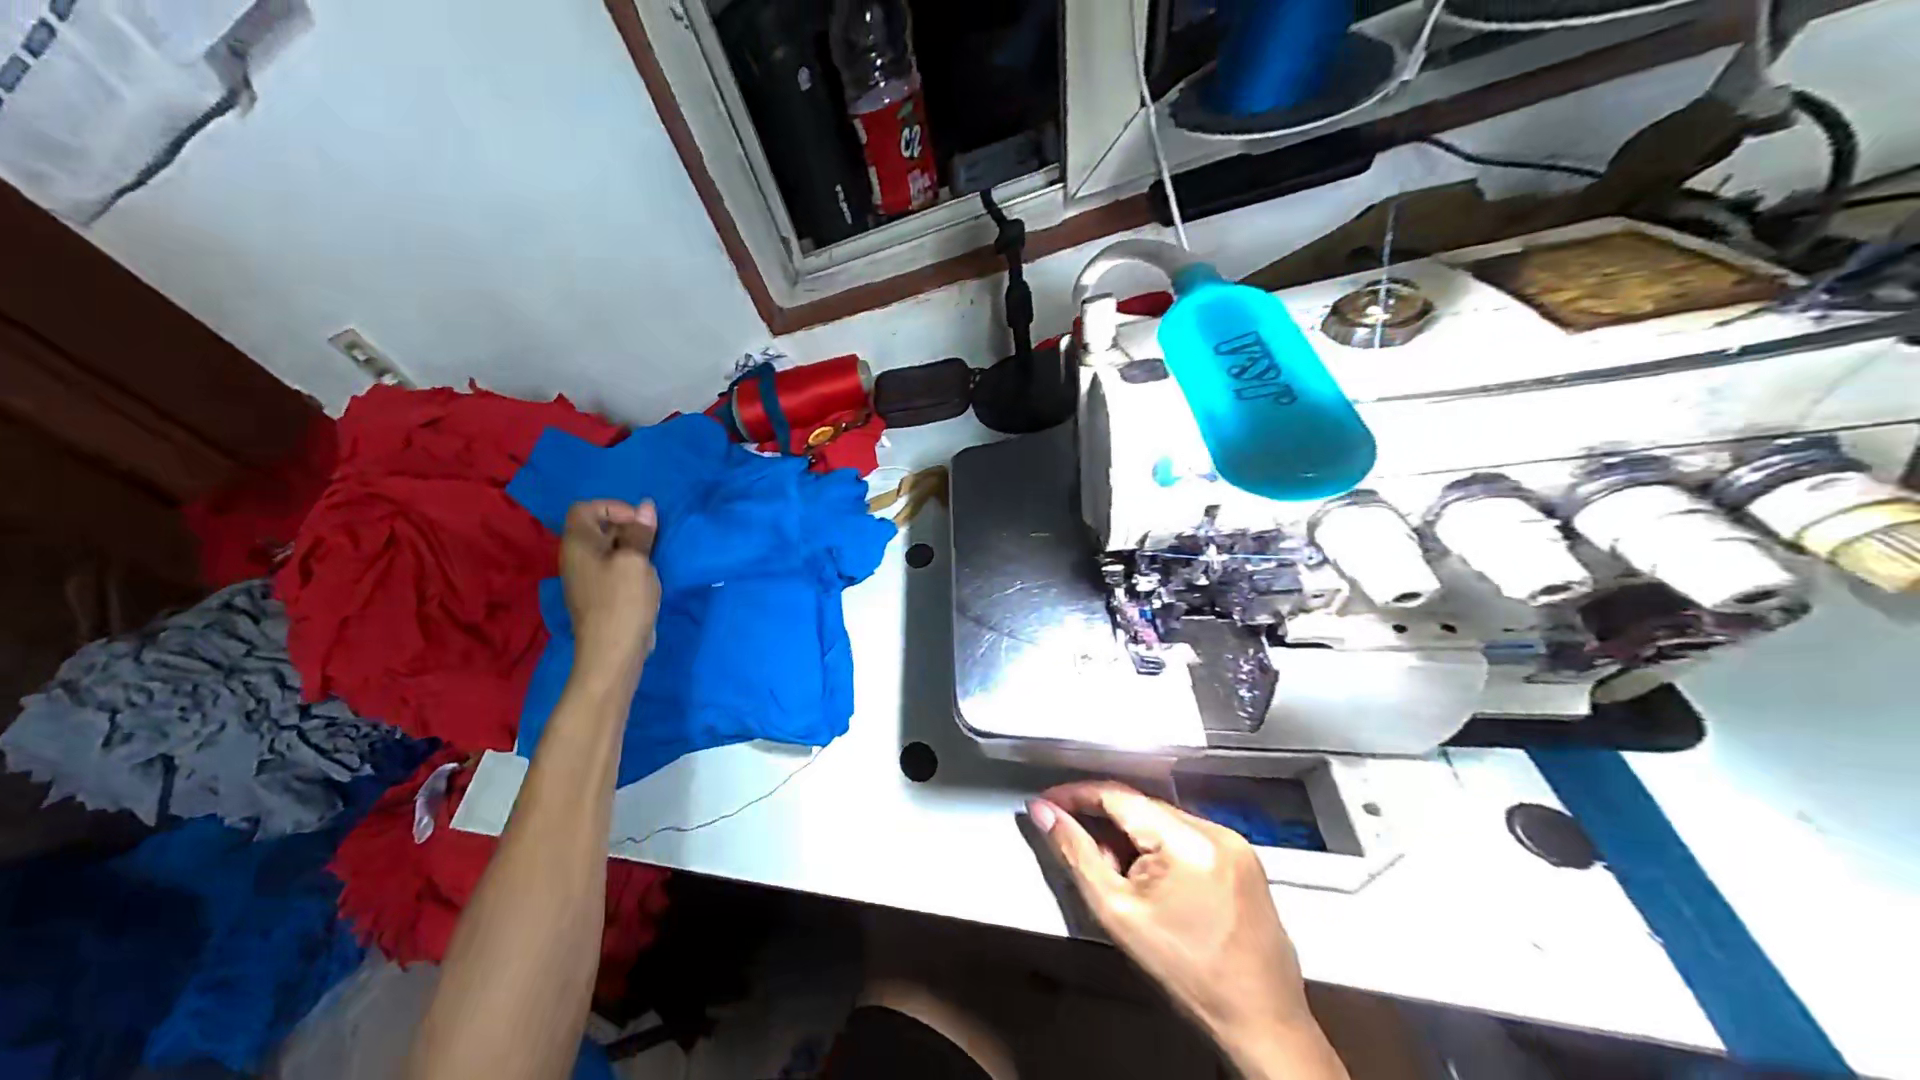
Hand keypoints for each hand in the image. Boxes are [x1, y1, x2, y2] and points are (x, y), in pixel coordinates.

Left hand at [560, 499, 661, 686]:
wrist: (612, 651)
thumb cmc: (622, 600)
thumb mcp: (636, 561)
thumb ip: (641, 533)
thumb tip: (646, 506)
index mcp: (577, 544)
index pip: (586, 508)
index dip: (614, 507)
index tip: (640, 522)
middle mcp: (575, 557)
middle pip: (597, 527)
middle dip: (626, 527)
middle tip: (652, 539)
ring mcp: (585, 578)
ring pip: (607, 549)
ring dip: (631, 548)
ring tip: (652, 559)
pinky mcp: (597, 595)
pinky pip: (611, 568)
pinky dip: (629, 566)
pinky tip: (647, 579)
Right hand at [1028, 782, 1335, 1076]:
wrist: (1259, 1018)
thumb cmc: (1186, 973)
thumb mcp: (1117, 912)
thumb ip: (1076, 853)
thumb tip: (1044, 813)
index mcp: (1186, 841)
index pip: (1118, 796)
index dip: (1076, 795)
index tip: (1047, 804)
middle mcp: (1215, 829)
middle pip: (1140, 806)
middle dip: (1103, 821)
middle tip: (1075, 845)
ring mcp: (1234, 840)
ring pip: (1161, 820)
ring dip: (1130, 834)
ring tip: (1115, 874)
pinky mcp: (1243, 855)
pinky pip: (1186, 834)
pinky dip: (1158, 846)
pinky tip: (1149, 880)